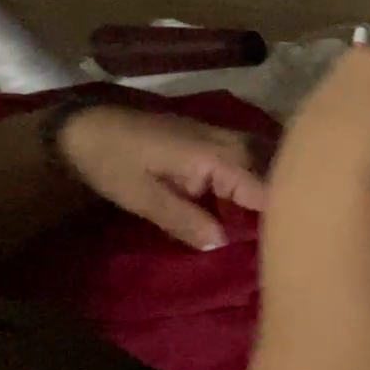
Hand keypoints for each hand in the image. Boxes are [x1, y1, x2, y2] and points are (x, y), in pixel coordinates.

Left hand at [58, 105, 266, 249]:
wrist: (84, 124)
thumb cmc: (109, 160)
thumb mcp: (138, 196)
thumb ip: (182, 220)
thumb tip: (221, 244)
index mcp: (222, 159)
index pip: (269, 195)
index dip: (277, 220)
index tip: (277, 242)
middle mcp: (241, 145)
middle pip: (282, 180)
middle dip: (284, 207)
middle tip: (281, 234)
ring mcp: (239, 139)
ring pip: (279, 169)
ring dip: (279, 192)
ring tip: (278, 219)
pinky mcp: (232, 140)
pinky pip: (266, 161)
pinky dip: (269, 180)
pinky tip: (261, 198)